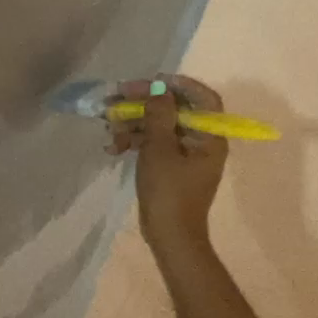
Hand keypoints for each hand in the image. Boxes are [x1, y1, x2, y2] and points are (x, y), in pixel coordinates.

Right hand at [106, 74, 228, 254]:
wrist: (170, 236)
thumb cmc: (169, 191)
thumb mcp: (159, 148)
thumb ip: (159, 114)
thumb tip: (160, 90)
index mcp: (209, 136)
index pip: (204, 98)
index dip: (180, 84)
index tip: (152, 81)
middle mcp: (201, 141)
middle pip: (175, 109)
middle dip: (144, 103)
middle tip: (115, 98)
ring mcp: (185, 154)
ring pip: (159, 126)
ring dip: (133, 122)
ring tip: (107, 125)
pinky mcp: (171, 166)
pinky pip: (154, 143)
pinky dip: (134, 141)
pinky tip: (112, 147)